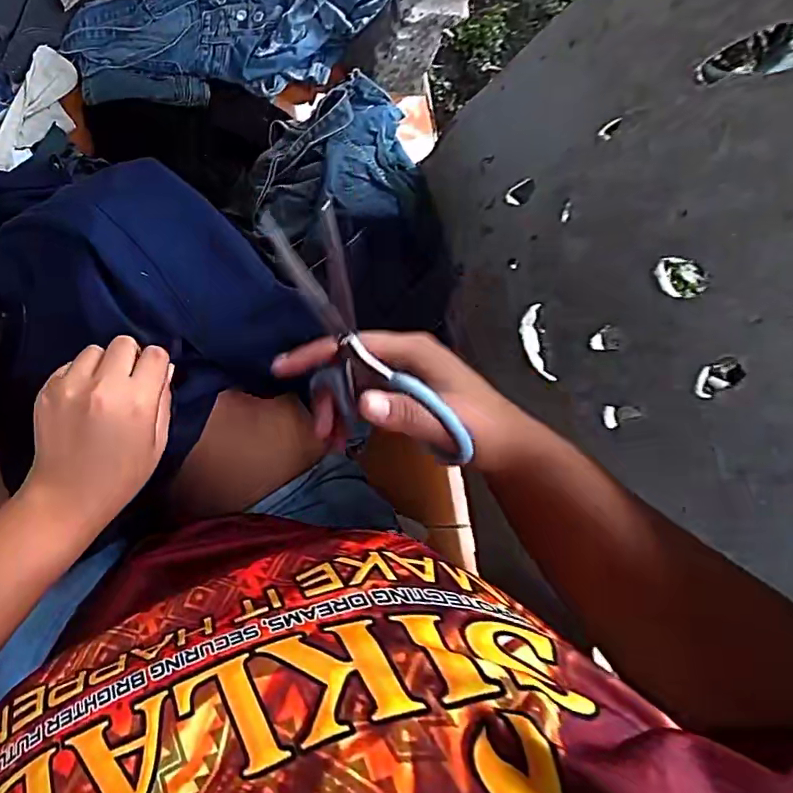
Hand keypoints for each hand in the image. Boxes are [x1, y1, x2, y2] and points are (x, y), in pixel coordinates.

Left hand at [25, 337, 172, 529]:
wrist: (66, 496)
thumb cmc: (120, 477)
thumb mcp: (156, 445)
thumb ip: (163, 402)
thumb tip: (164, 370)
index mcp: (136, 401)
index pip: (155, 355)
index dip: (156, 365)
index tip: (151, 378)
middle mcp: (103, 386)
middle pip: (124, 343)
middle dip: (130, 359)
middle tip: (126, 382)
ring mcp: (71, 385)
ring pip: (94, 350)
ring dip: (102, 365)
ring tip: (100, 390)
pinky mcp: (47, 389)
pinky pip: (70, 365)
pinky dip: (78, 377)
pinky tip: (79, 402)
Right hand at [272, 332, 549, 473]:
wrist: (509, 448)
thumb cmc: (483, 430)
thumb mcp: (444, 422)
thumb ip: (404, 413)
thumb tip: (362, 403)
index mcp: (413, 351)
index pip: (354, 344)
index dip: (317, 353)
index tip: (283, 367)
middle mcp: (404, 357)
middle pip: (348, 364)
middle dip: (328, 394)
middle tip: (322, 431)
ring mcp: (403, 375)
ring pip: (353, 383)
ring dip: (336, 409)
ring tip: (332, 441)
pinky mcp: (402, 394)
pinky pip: (365, 398)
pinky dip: (350, 416)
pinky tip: (346, 438)